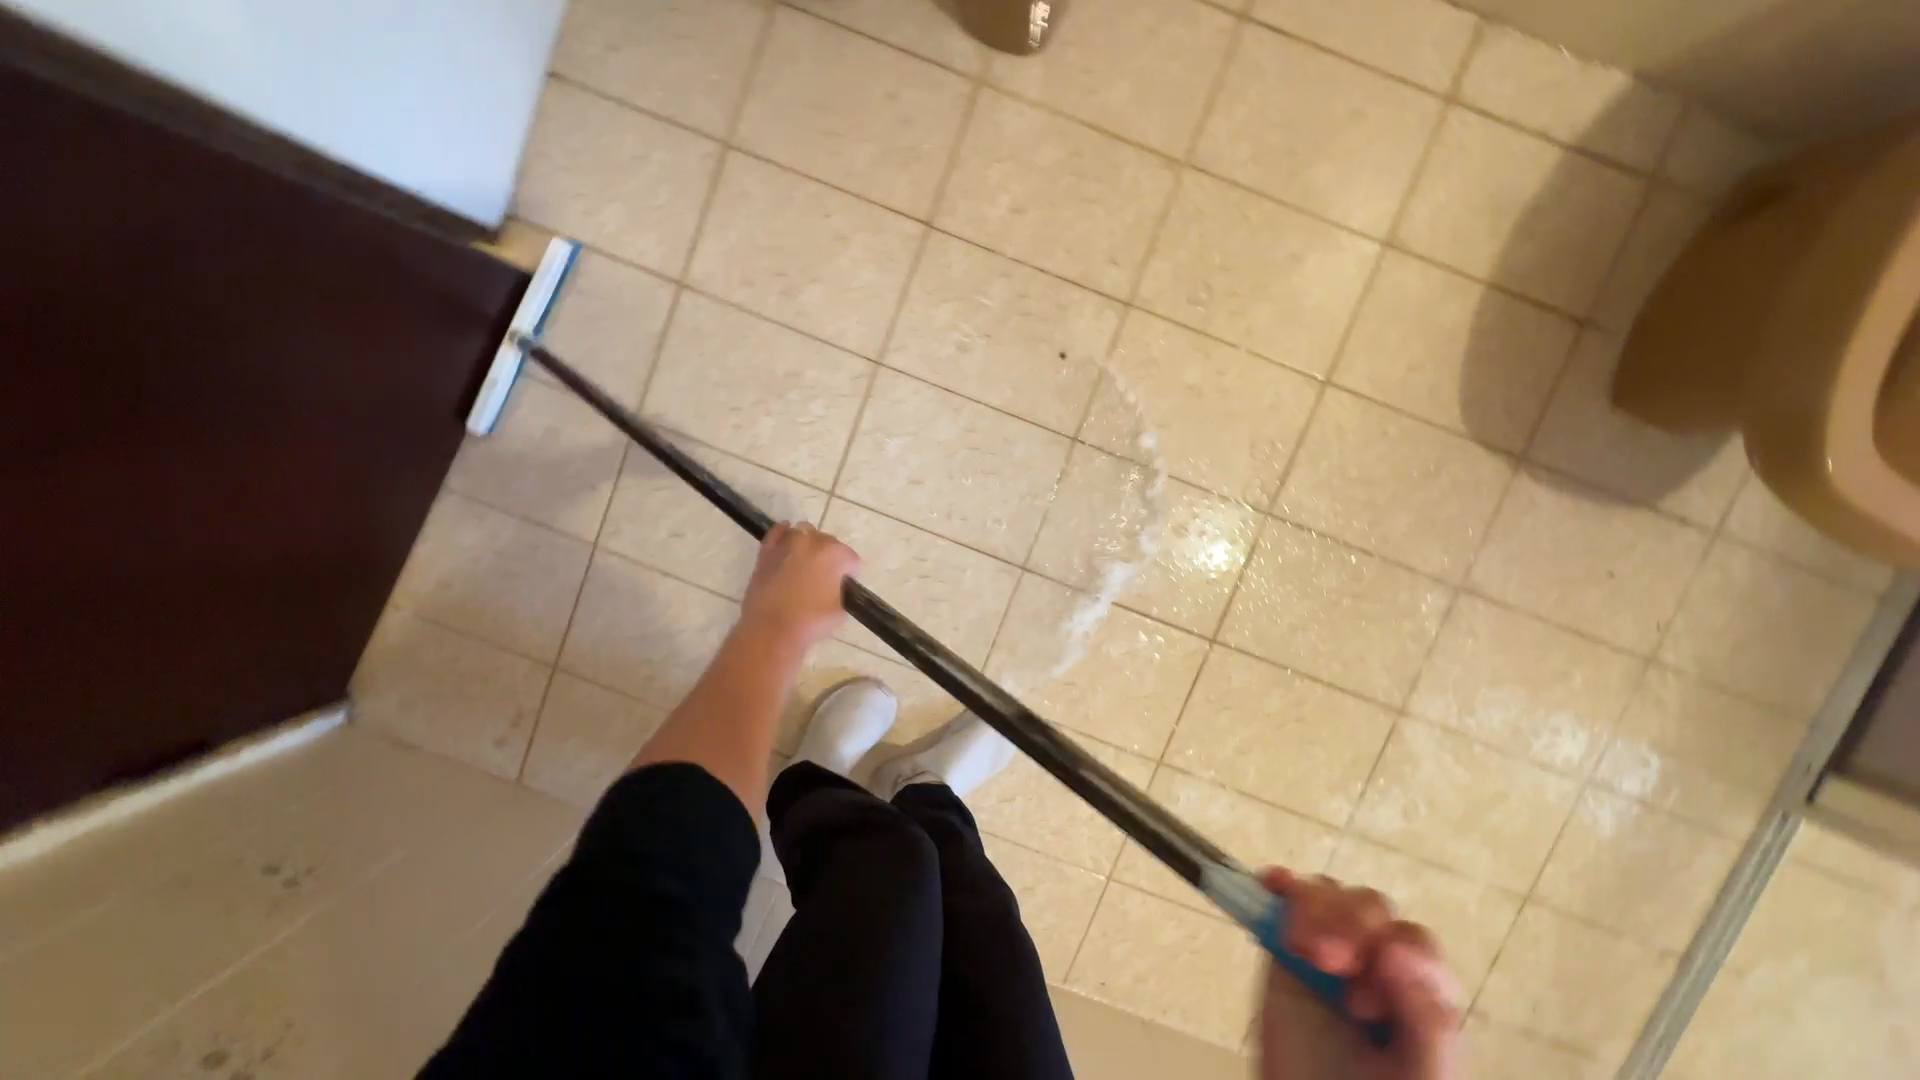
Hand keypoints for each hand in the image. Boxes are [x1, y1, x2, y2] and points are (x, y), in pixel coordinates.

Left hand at [739, 523, 859, 650]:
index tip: (845, 587)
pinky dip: (784, 533)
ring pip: (804, 532)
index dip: (851, 574)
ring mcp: (787, 543)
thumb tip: (835, 587)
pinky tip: (787, 537)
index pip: (852, 559)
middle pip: (829, 542)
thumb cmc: (811, 621)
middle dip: (831, 558)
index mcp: (835, 554)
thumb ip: (842, 591)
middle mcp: (812, 541)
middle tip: (826, 579)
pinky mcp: (767, 551)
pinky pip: (778, 532)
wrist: (771, 629)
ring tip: (807, 563)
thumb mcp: (841, 610)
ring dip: (810, 544)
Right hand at [1258, 868, 1461, 1079]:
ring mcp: (1332, 952)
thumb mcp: (1421, 1077)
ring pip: (1330, 896)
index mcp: (1421, 991)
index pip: (1414, 942)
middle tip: (1327, 962)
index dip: (1391, 954)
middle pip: (1371, 908)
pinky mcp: (1288, 952)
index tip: (1363, 1001)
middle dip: (1349, 925)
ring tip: (1300, 946)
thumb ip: (1427, 1023)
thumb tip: (1395, 951)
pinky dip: (1282, 885)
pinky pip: (1288, 903)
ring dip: (1314, 908)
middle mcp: (1380, 963)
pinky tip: (1272, 883)